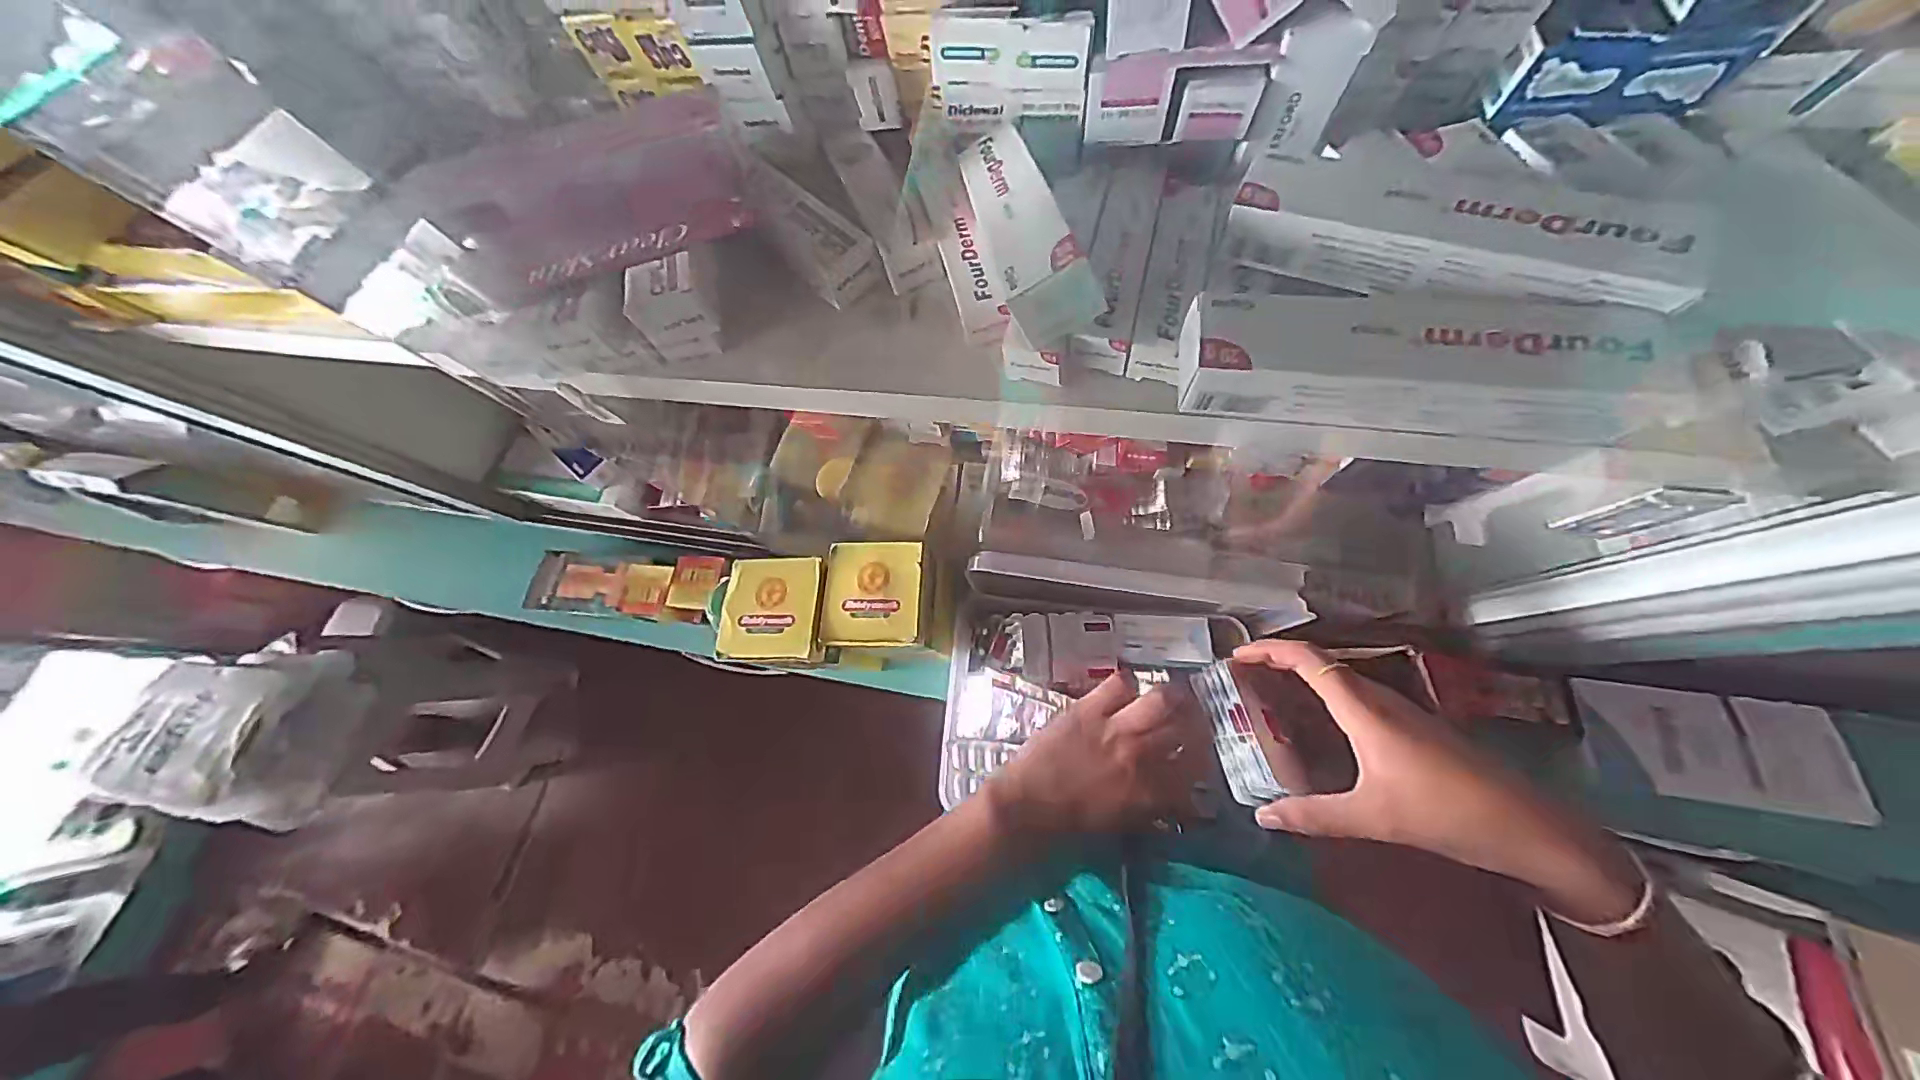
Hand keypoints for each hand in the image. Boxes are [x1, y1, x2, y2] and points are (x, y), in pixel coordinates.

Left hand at [984, 675, 1207, 840]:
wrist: (1028, 806)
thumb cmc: (1072, 822)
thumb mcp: (1123, 823)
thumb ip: (1154, 809)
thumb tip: (1179, 802)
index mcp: (1152, 791)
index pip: (1196, 769)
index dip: (1203, 760)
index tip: (1200, 756)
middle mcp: (1142, 755)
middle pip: (1186, 730)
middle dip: (1196, 724)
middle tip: (1192, 719)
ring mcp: (1115, 727)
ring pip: (1162, 700)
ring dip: (1173, 696)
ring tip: (1174, 694)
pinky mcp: (1088, 709)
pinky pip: (1119, 683)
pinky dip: (1127, 683)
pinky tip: (1126, 689)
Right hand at [1233, 640, 1643, 923]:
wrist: (1529, 828)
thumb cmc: (1447, 813)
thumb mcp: (1373, 818)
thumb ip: (1314, 816)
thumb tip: (1262, 816)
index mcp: (1365, 710)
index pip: (1310, 661)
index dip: (1270, 650)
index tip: (1237, 654)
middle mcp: (1380, 700)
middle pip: (1321, 662)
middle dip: (1279, 659)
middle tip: (1245, 674)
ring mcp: (1401, 710)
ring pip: (1341, 677)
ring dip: (1303, 675)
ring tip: (1271, 692)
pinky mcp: (1414, 726)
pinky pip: (1357, 695)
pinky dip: (1326, 694)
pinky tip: (1320, 722)